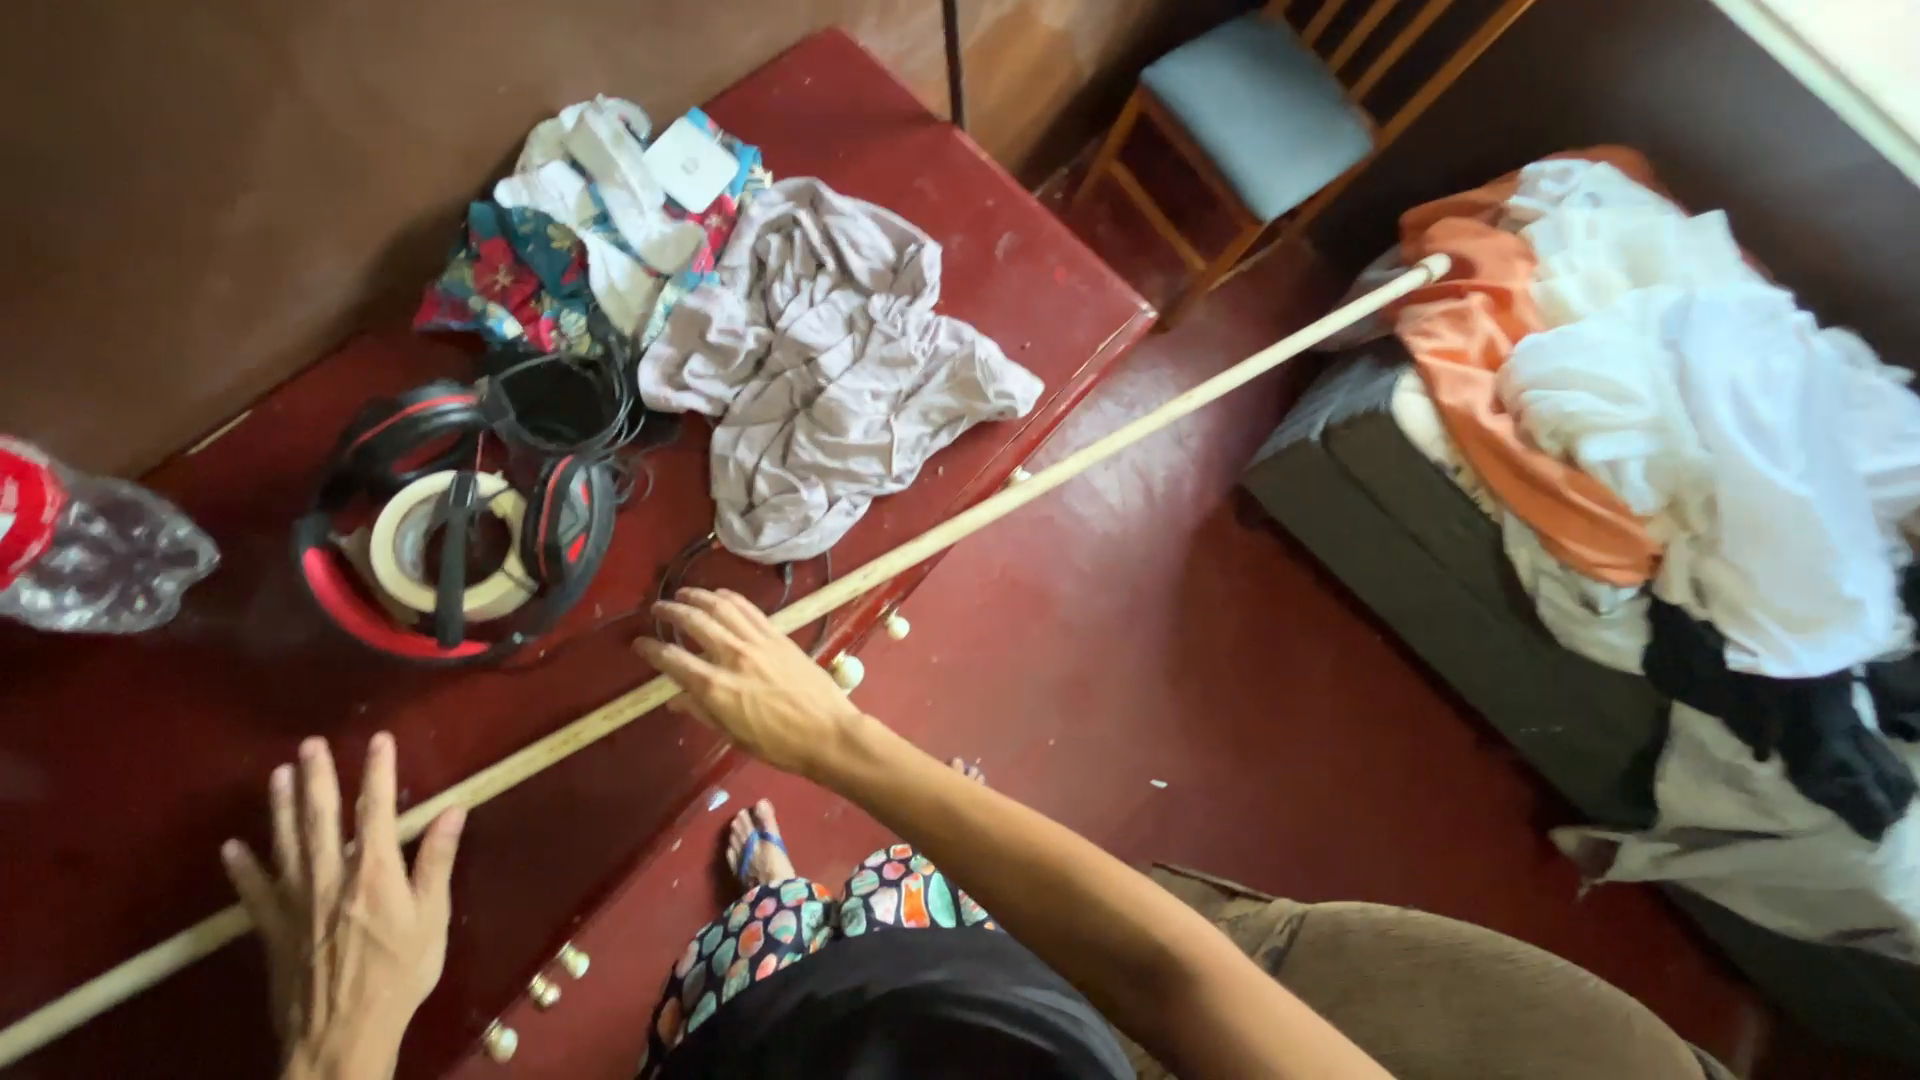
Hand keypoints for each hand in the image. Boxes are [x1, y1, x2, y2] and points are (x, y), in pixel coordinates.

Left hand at [221, 734, 466, 1079]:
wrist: (343, 1033)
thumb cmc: (401, 972)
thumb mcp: (433, 916)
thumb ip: (437, 860)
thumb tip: (453, 809)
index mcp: (374, 874)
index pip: (376, 811)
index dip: (377, 772)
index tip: (379, 740)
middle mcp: (330, 879)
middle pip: (321, 820)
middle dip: (317, 779)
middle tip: (310, 745)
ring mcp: (295, 904)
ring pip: (286, 845)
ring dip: (281, 808)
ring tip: (278, 775)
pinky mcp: (273, 931)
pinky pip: (253, 893)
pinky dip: (243, 868)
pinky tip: (234, 847)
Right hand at [635, 588, 868, 775]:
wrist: (827, 732)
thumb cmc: (778, 744)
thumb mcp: (733, 735)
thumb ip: (702, 711)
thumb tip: (674, 700)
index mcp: (716, 687)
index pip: (672, 659)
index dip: (651, 649)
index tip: (639, 643)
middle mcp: (733, 656)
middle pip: (695, 622)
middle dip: (671, 611)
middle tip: (658, 608)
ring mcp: (758, 642)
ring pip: (722, 607)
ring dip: (699, 596)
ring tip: (684, 594)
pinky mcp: (779, 636)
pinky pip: (750, 610)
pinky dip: (731, 598)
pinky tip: (720, 595)